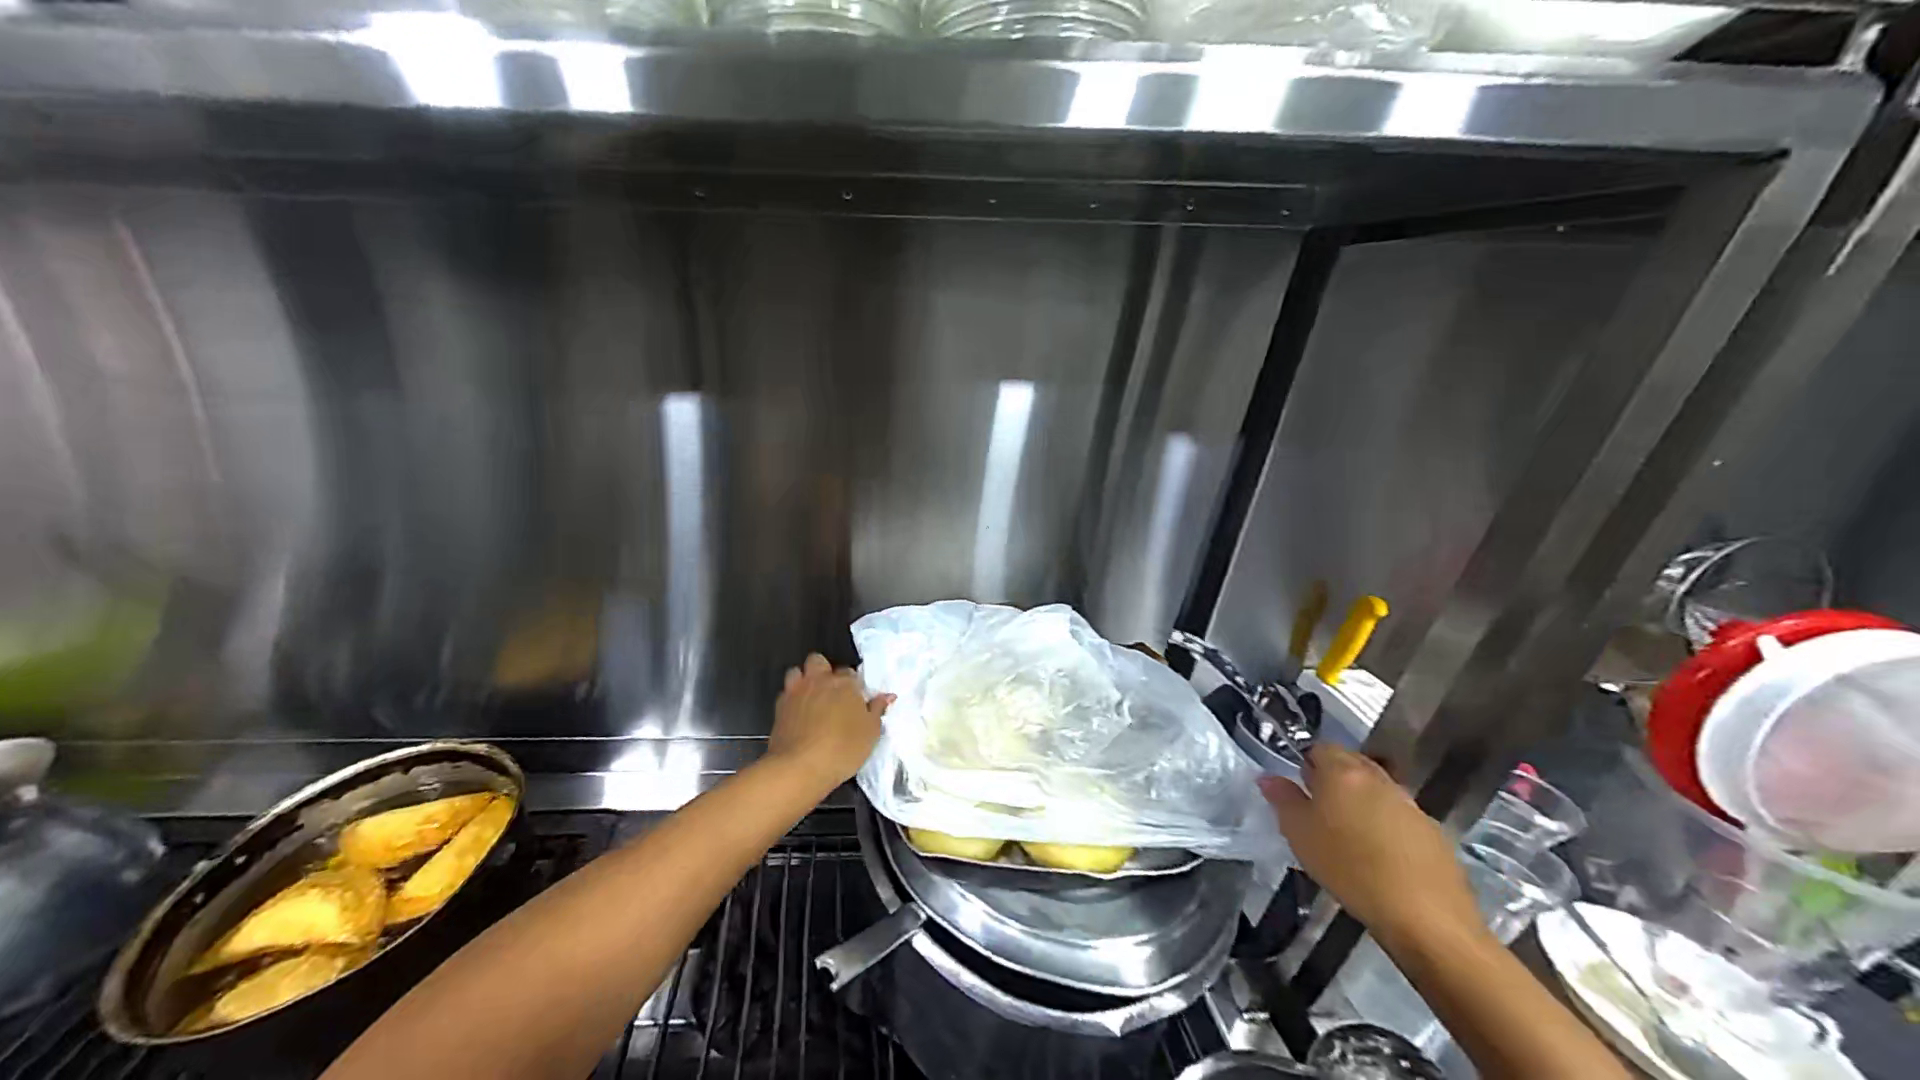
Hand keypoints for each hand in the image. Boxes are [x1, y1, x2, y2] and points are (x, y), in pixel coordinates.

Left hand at [766, 653, 891, 787]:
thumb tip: (887, 696)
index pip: (850, 673)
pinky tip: (799, 715)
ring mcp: (795, 692)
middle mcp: (818, 681)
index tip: (856, 700)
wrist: (800, 767)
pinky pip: (785, 694)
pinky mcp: (778, 707)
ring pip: (797, 672)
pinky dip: (792, 700)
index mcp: (844, 683)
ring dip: (804, 681)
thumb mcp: (871, 732)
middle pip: (818, 661)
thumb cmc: (843, 748)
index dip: (853, 685)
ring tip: (812, 699)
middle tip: (832, 693)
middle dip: (824, 671)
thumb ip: (878, 710)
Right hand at [1260, 743, 1484, 949]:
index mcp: (1343, 773)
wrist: (1425, 916)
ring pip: (1379, 791)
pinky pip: (1402, 817)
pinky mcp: (1435, 833)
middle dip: (1335, 779)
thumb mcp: (1299, 834)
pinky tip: (1382, 857)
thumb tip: (1268, 777)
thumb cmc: (1348, 868)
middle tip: (1321, 810)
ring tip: (1350, 836)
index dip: (1307, 764)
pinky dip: (1388, 827)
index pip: (1321, 748)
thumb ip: (1283, 800)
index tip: (1301, 788)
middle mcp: (1380, 780)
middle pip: (1353, 764)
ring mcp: (1412, 805)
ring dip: (1363, 803)